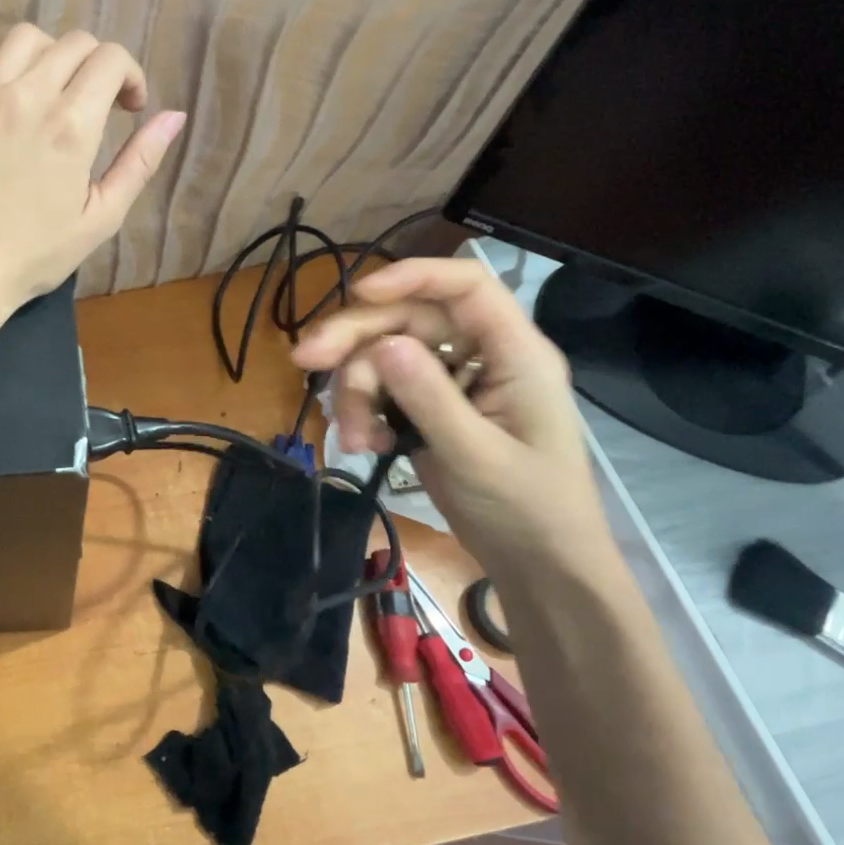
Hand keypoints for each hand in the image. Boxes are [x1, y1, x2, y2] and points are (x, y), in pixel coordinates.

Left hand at [0, 25, 186, 311]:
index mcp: (71, 125)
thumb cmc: (34, 255)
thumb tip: (175, 117)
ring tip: (53, 92)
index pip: (111, 59)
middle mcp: (27, 97)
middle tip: (98, 105)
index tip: (129, 108)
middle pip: (74, 43)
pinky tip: (6, 98)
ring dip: (50, 56)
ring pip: (25, 39)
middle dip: (98, 65)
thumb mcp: (101, 218)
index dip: (131, 76)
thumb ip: (139, 163)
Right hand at [290, 259, 612, 573]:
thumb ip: (430, 398)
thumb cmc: (528, 511)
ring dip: (355, 391)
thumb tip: (381, 344)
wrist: (539, 568)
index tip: (358, 294)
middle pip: (407, 319)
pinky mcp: (429, 409)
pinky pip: (382, 389)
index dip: (412, 276)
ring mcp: (451, 382)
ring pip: (384, 356)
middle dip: (354, 340)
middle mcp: (479, 355)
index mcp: (513, 352)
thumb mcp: (477, 456)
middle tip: (303, 362)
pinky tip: (367, 445)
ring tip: (354, 440)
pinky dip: (364, 412)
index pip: (464, 286)